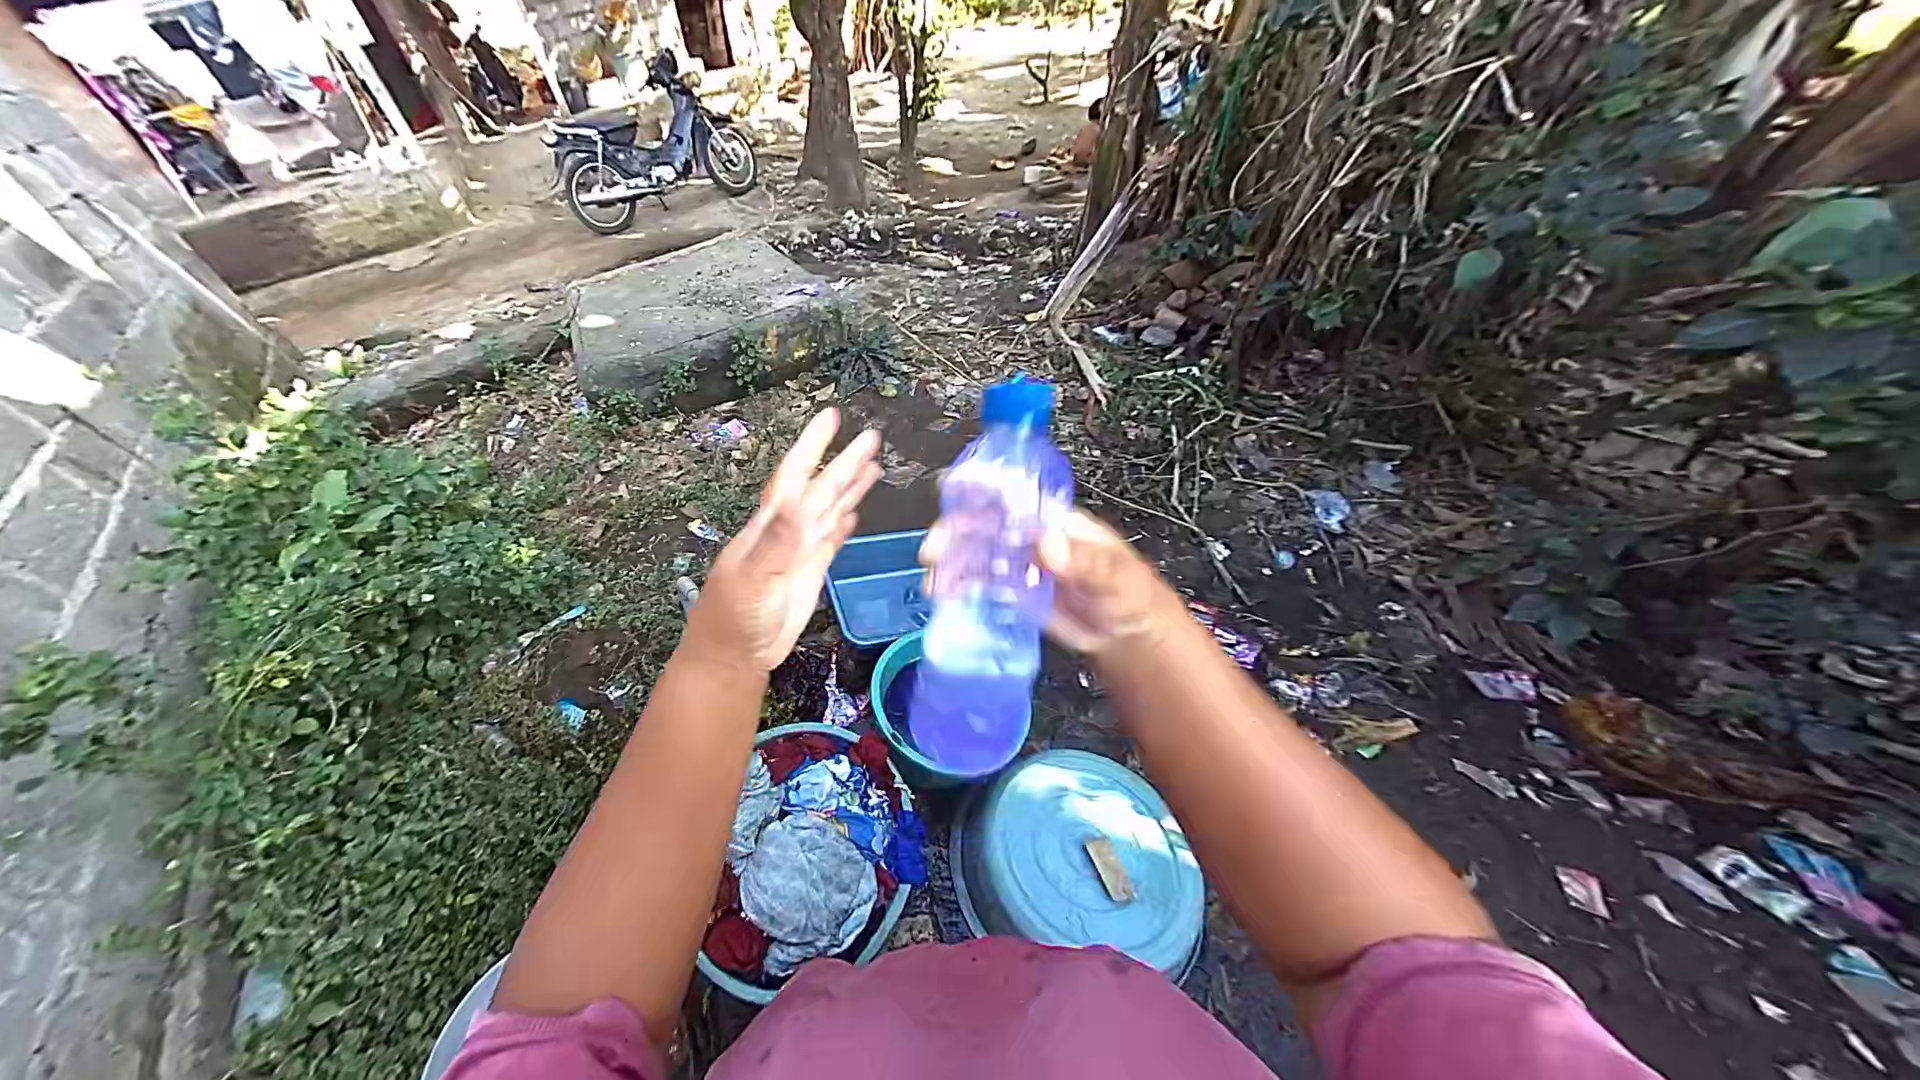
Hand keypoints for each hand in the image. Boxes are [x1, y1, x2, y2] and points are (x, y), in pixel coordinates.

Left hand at [686, 410, 880, 672]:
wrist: (735, 655)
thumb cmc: (735, 618)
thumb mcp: (753, 579)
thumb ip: (776, 543)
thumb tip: (797, 504)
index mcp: (770, 525)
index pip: (795, 476)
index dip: (813, 446)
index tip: (831, 418)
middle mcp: (788, 530)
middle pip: (820, 488)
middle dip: (844, 462)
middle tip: (871, 437)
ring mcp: (800, 550)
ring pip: (830, 510)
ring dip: (850, 487)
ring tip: (873, 465)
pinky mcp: (811, 571)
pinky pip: (831, 539)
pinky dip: (844, 523)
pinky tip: (855, 512)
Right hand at [920, 508, 1181, 656]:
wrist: (1127, 633)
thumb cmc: (1129, 592)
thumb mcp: (1116, 576)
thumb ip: (1086, 562)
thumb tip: (1049, 545)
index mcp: (1055, 521)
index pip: (1015, 494)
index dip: (983, 485)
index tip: (955, 483)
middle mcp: (1031, 537)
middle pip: (985, 523)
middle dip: (955, 532)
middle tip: (934, 551)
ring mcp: (1020, 563)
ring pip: (976, 553)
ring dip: (951, 563)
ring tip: (934, 583)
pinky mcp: (1014, 590)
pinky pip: (981, 583)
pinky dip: (960, 587)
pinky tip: (945, 595)